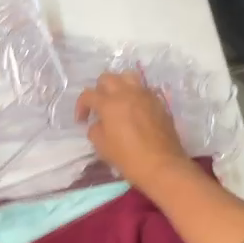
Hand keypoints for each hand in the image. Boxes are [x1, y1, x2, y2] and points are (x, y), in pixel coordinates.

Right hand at [76, 71, 194, 191]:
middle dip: (98, 90)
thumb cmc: (129, 158)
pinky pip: (143, 89)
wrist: (162, 165)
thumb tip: (99, 123)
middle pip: (108, 78)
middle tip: (98, 107)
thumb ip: (95, 129)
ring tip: (117, 101)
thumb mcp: (102, 147)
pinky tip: (134, 109)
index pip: (88, 94)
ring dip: (118, 85)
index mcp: (109, 104)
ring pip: (128, 77)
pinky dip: (135, 94)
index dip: (81, 106)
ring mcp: (145, 95)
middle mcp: (127, 93)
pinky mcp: (159, 102)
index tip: (82, 120)